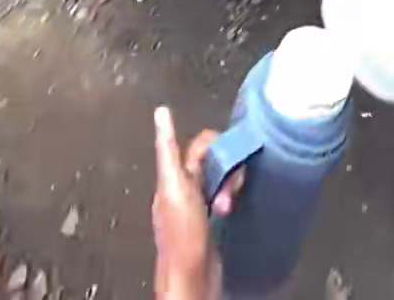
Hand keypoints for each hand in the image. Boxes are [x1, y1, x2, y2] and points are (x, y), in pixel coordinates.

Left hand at [152, 106, 232, 299]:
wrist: (192, 282)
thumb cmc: (183, 236)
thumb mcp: (175, 187)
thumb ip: (169, 149)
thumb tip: (161, 112)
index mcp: (173, 178)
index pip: (197, 146)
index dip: (214, 143)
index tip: (230, 146)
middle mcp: (184, 189)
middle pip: (212, 161)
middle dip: (227, 167)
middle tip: (230, 188)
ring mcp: (198, 207)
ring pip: (221, 179)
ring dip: (230, 185)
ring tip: (229, 204)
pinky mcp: (210, 222)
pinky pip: (224, 197)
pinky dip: (231, 198)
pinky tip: (232, 208)